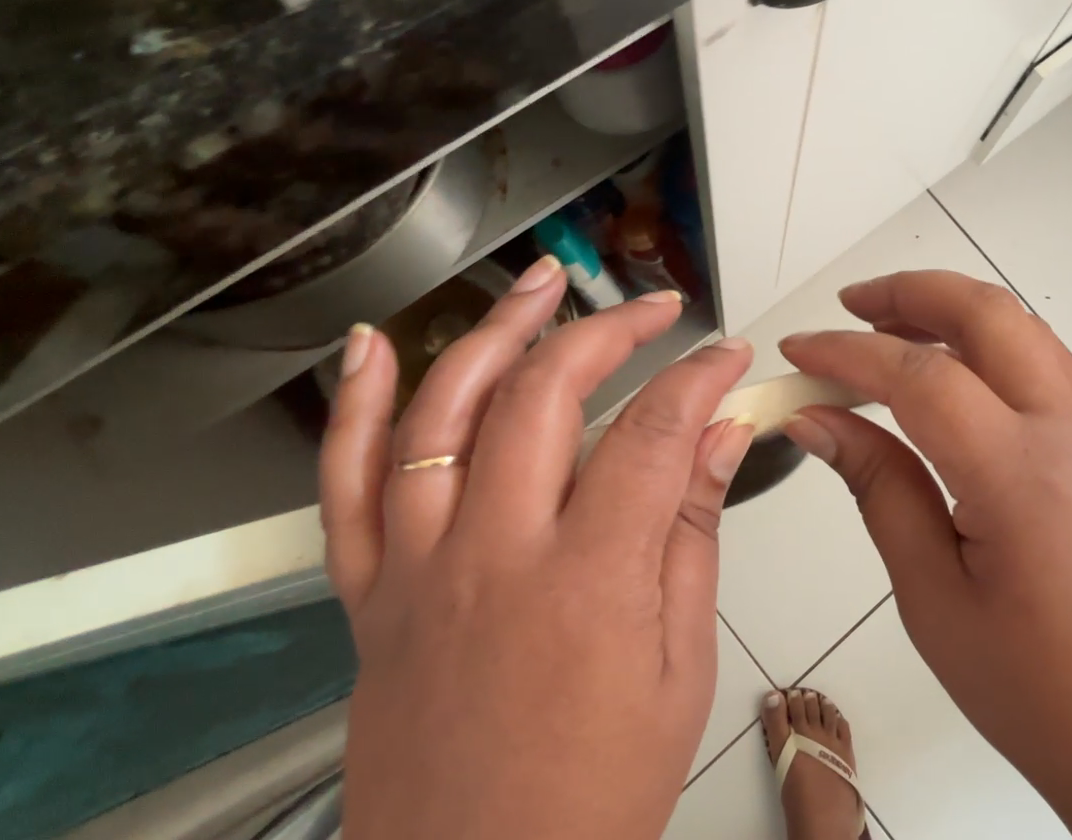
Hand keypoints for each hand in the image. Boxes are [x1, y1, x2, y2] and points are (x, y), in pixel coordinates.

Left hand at [319, 260, 754, 839]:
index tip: (728, 356)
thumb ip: (690, 537)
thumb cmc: (599, 790)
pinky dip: (354, 407)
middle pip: (545, 397)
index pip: (652, 435)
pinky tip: (374, 346)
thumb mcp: (680, 667)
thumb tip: (719, 438)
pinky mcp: (368, 594)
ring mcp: (418, 569)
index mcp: (589, 582)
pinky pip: (344, 486)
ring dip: (497, 331)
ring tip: (544, 281)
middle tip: (655, 308)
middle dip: (609, 330)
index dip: (698, 378)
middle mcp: (495, 556)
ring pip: (445, 412)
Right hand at [779, 271, 1071, 838]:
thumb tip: (815, 420)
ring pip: (1023, 330)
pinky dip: (984, 345)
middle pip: (990, 315)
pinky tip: (943, 374)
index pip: (920, 377)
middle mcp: (1063, 434)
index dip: (848, 353)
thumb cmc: (1030, 686)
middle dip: (913, 292)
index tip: (794, 353)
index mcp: (1017, 475)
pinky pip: (1038, 366)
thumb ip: (878, 488)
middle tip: (849, 304)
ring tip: (887, 325)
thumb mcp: (931, 594)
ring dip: (953, 310)